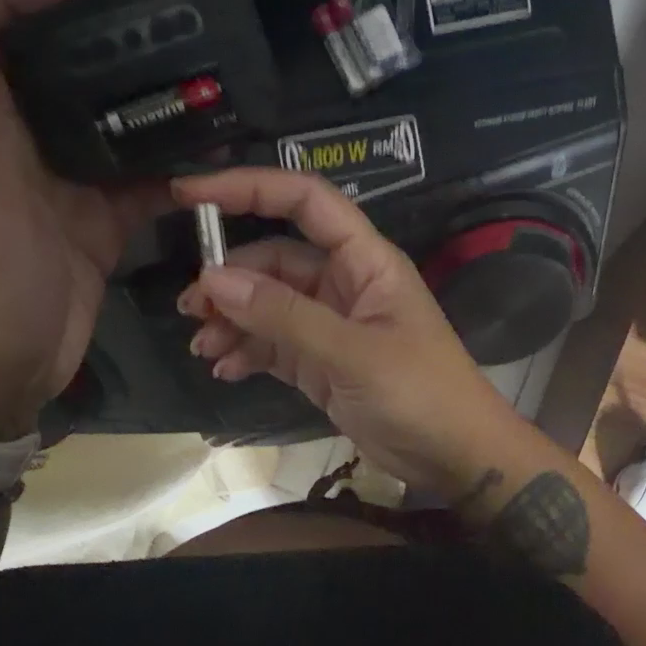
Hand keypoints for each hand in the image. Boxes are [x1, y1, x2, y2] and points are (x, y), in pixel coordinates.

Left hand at [0, 0, 169, 440]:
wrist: (8, 370)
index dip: (21, 3)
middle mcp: (22, 152)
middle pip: (58, 85)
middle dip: (101, 56)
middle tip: (161, 39)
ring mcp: (64, 195)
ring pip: (107, 140)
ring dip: (144, 119)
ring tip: (197, 92)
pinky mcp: (98, 233)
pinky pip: (135, 195)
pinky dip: (166, 181)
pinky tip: (206, 164)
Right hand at [174, 168, 528, 495]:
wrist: (456, 456)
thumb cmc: (420, 394)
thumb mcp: (352, 353)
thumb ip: (285, 317)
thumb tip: (214, 280)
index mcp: (366, 262)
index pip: (305, 202)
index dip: (249, 189)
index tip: (189, 196)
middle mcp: (346, 286)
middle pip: (276, 261)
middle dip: (230, 280)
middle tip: (190, 310)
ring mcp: (333, 328)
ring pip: (270, 308)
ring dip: (233, 322)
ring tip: (201, 347)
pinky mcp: (324, 367)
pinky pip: (276, 348)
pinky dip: (249, 354)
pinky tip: (225, 370)